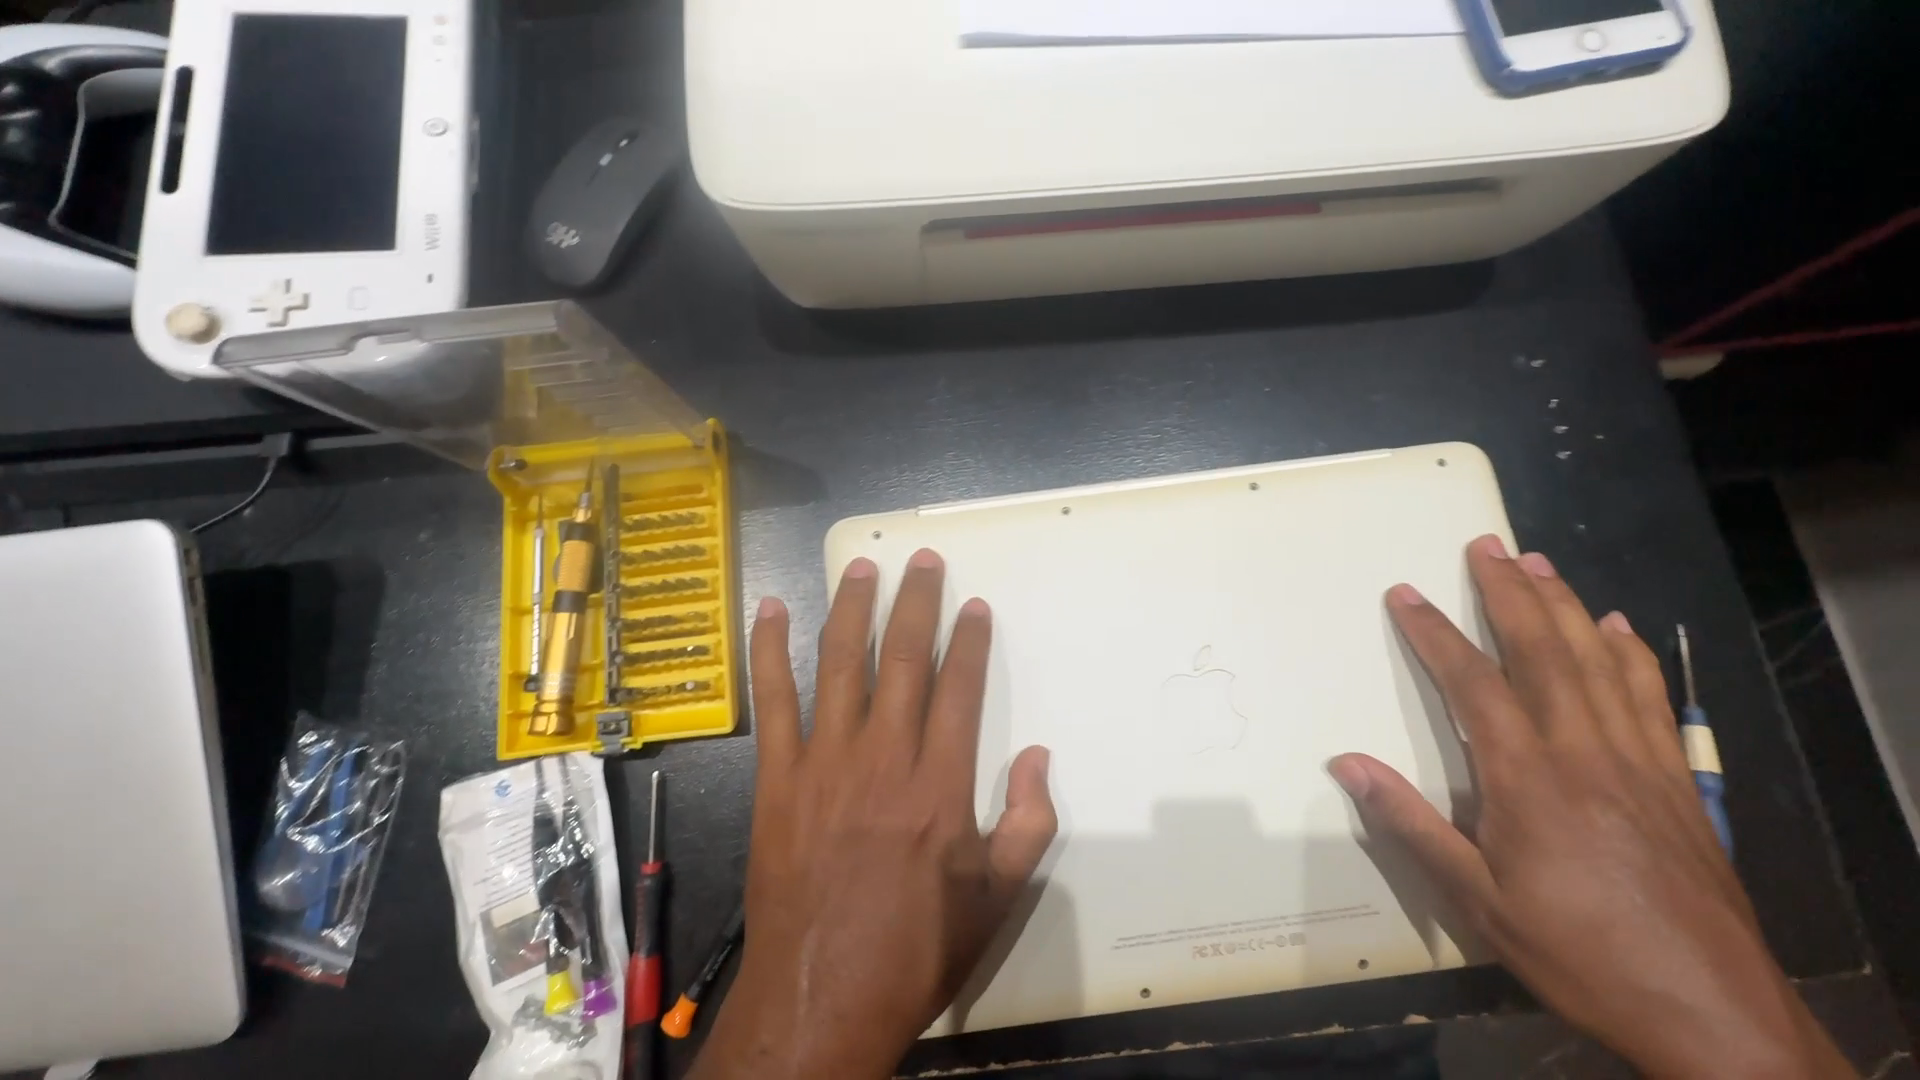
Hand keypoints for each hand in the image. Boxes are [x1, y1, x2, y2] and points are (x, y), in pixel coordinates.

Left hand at [691, 549, 1056, 1079]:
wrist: (823, 996)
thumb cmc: (916, 949)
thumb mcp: (996, 899)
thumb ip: (1028, 823)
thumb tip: (1039, 757)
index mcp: (941, 785)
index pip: (960, 689)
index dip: (970, 641)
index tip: (975, 605)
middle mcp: (884, 758)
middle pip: (904, 660)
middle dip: (916, 603)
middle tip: (922, 561)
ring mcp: (824, 762)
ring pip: (841, 665)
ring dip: (852, 609)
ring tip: (862, 567)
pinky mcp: (777, 778)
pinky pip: (772, 701)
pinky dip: (768, 652)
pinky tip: (768, 611)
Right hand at [1331, 536, 1848, 1079]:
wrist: (1710, 1013)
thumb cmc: (1577, 953)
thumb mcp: (1476, 901)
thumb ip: (1411, 825)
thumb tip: (1347, 764)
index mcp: (1528, 779)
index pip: (1474, 684)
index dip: (1435, 633)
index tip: (1406, 594)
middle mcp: (1584, 752)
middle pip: (1544, 652)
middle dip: (1509, 594)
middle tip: (1486, 546)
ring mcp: (1639, 762)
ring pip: (1600, 663)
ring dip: (1566, 606)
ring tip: (1539, 563)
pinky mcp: (1677, 782)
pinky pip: (1652, 700)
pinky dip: (1631, 656)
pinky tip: (1620, 630)